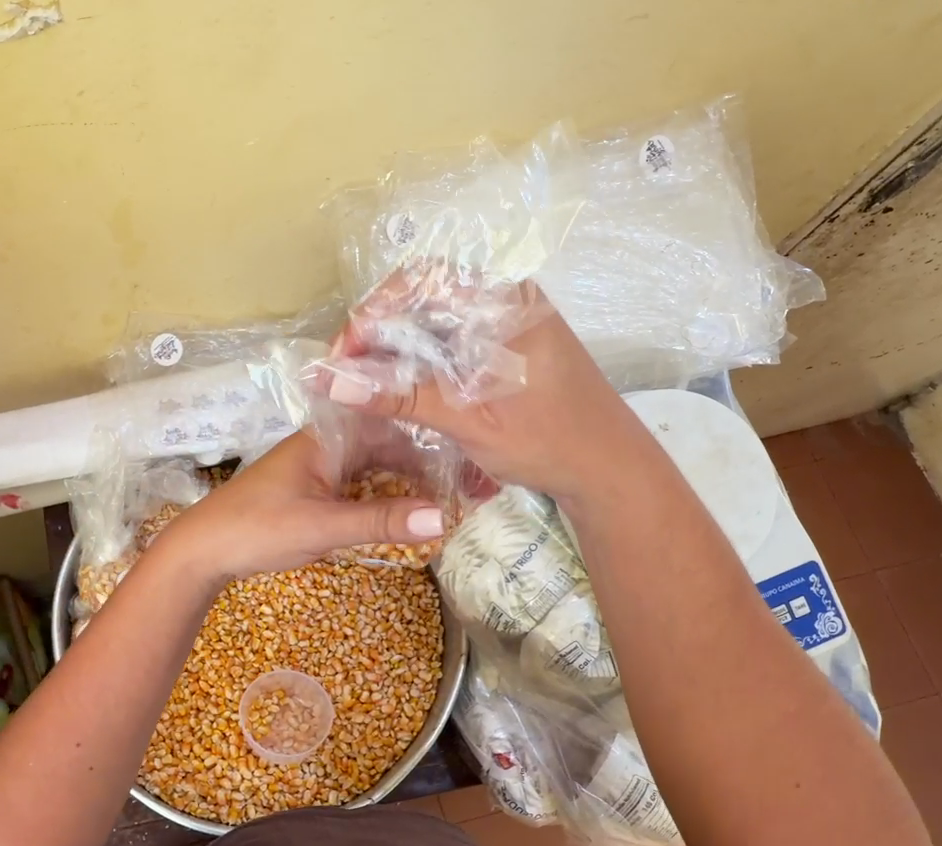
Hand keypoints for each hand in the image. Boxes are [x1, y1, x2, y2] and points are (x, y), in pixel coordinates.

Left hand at [150, 432, 444, 582]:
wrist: (200, 551)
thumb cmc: (257, 529)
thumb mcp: (323, 526)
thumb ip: (381, 521)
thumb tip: (444, 518)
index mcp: (325, 439)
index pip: (389, 425)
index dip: (428, 440)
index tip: (464, 460)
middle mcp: (321, 446)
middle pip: (382, 446)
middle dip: (420, 465)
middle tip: (461, 488)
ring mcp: (312, 470)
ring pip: (369, 467)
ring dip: (400, 483)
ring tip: (439, 502)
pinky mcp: (305, 493)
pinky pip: (353, 487)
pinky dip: (378, 498)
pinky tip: (397, 515)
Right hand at [322, 274, 652, 503]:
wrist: (609, 469)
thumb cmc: (549, 442)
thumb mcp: (470, 421)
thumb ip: (401, 397)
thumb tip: (332, 381)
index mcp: (505, 302)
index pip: (421, 279)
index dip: (373, 310)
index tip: (344, 354)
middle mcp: (506, 299)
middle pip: (422, 295)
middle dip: (376, 331)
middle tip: (345, 372)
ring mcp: (506, 322)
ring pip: (432, 319)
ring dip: (393, 348)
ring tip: (363, 383)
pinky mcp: (504, 346)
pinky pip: (448, 339)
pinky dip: (417, 360)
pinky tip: (398, 388)